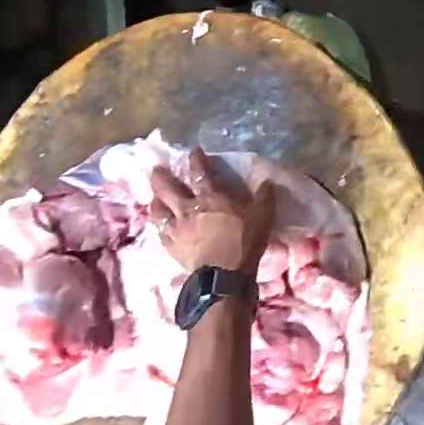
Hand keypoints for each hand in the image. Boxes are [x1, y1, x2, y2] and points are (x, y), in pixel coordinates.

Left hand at [149, 149, 275, 273]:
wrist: (224, 274)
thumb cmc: (243, 240)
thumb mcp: (262, 215)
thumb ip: (264, 197)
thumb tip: (268, 182)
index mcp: (210, 196)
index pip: (199, 172)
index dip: (195, 159)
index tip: (192, 150)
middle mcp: (188, 208)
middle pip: (167, 188)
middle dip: (161, 177)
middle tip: (156, 170)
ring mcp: (177, 228)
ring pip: (158, 210)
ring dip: (155, 202)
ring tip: (154, 199)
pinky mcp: (172, 247)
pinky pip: (160, 233)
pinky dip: (159, 227)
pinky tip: (160, 226)